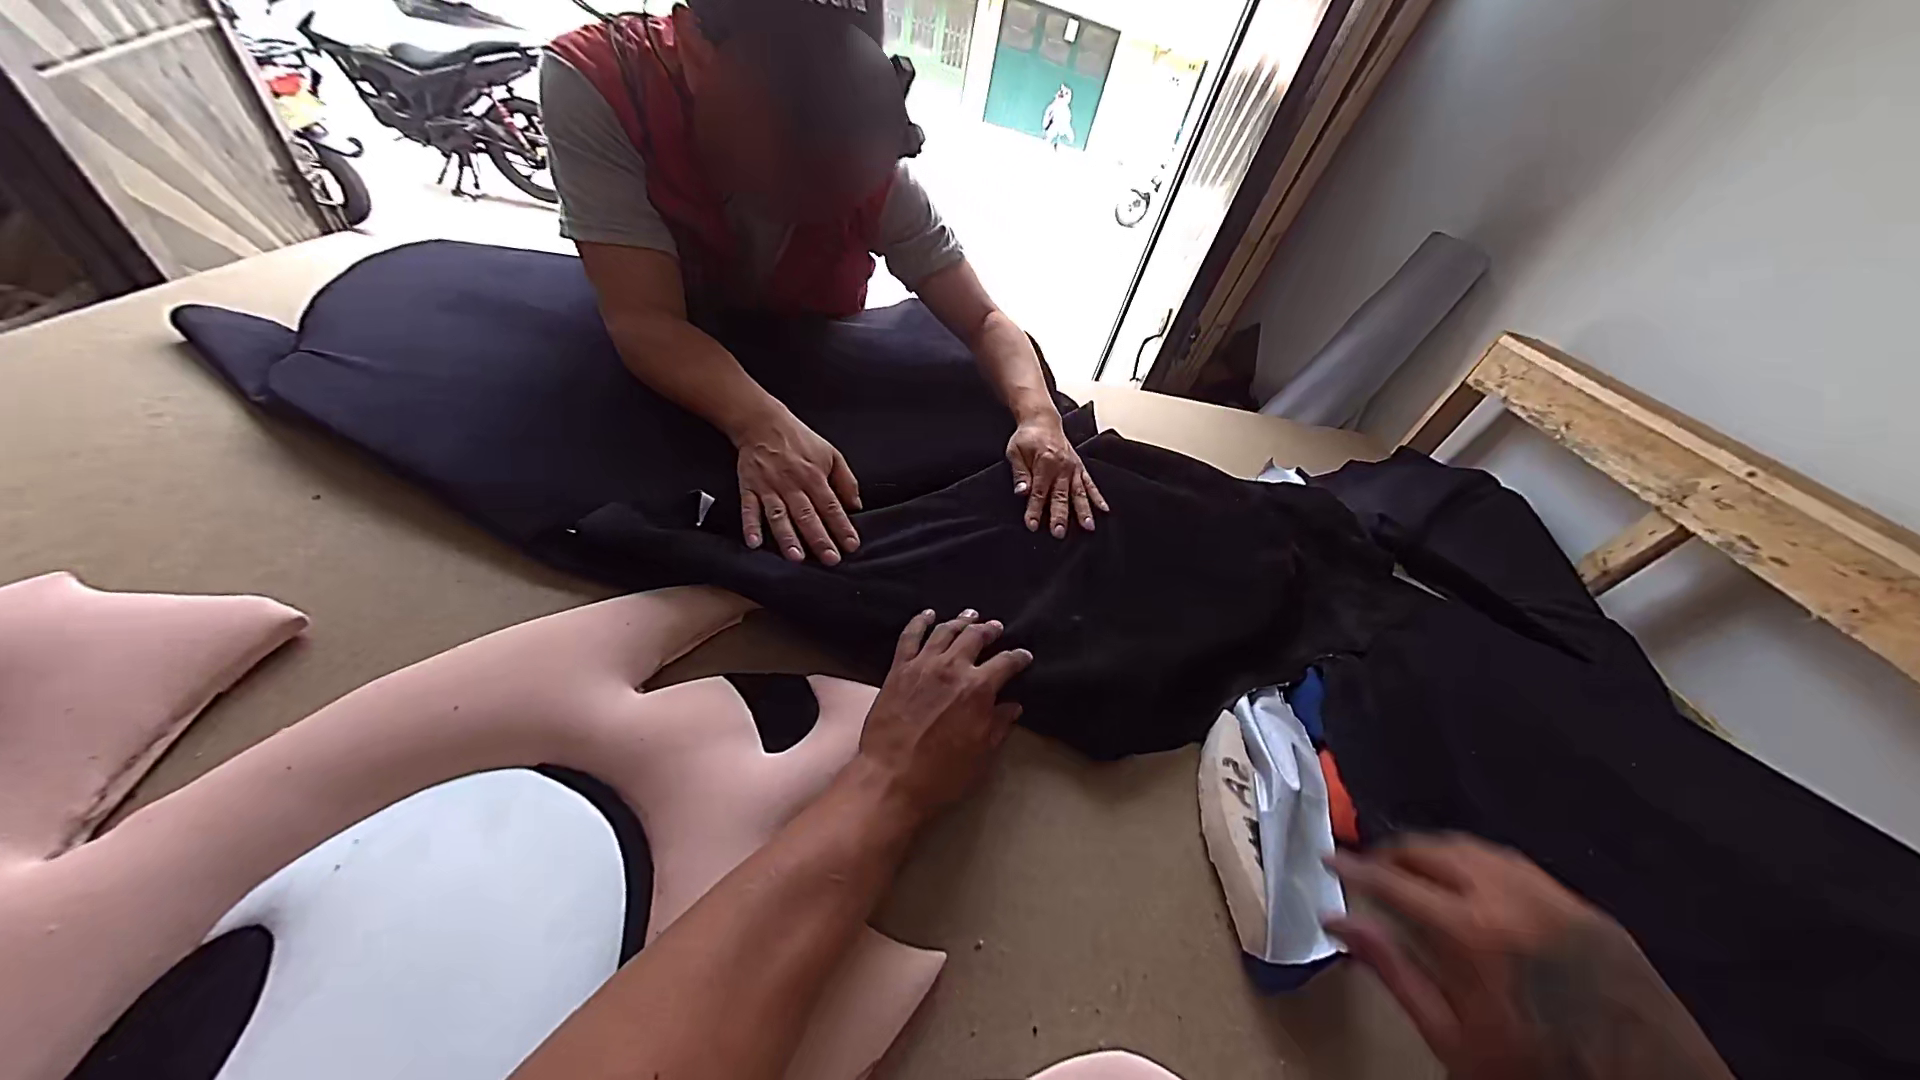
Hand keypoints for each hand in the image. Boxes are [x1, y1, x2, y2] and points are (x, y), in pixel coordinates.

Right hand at [735, 411, 860, 564]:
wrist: (762, 422)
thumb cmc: (799, 439)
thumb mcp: (832, 454)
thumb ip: (846, 481)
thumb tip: (856, 506)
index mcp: (814, 476)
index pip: (832, 507)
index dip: (842, 527)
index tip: (851, 545)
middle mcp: (792, 484)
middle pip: (807, 515)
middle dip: (819, 539)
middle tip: (829, 559)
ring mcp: (769, 487)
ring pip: (779, 516)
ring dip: (787, 537)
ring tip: (796, 557)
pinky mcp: (749, 487)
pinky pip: (749, 509)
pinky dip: (750, 526)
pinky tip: (755, 543)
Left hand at [856, 610, 1032, 822]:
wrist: (891, 777)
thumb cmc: (942, 773)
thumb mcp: (982, 754)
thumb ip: (999, 725)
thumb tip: (1013, 706)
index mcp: (978, 689)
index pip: (1006, 663)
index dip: (1018, 658)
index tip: (1024, 656)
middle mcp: (952, 668)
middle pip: (975, 637)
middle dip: (989, 630)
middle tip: (996, 627)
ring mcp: (923, 665)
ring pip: (945, 631)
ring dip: (960, 621)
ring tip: (970, 615)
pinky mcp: (898, 669)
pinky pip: (910, 637)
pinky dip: (919, 622)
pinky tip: (927, 615)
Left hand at [1007, 412, 1107, 538]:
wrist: (1042, 420)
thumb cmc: (1026, 437)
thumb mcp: (1015, 452)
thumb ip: (1020, 473)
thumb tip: (1021, 492)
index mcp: (1045, 462)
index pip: (1038, 492)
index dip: (1035, 510)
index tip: (1032, 525)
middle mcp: (1062, 467)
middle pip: (1060, 496)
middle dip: (1060, 516)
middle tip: (1059, 533)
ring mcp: (1073, 468)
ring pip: (1079, 493)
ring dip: (1083, 511)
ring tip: (1088, 527)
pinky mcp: (1080, 468)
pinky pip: (1090, 484)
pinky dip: (1097, 497)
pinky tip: (1104, 509)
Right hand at [1327, 834, 1733, 1079]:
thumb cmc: (1537, 1072)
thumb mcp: (1452, 1037)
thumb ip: (1392, 970)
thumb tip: (1337, 921)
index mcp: (1472, 933)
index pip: (1392, 880)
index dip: (1353, 866)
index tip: (1328, 857)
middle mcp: (1510, 899)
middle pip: (1431, 850)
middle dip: (1391, 852)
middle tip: (1369, 867)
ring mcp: (1554, 900)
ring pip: (1474, 848)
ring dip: (1434, 851)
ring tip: (1414, 869)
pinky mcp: (1588, 910)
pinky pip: (1517, 865)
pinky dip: (1479, 862)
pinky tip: (1471, 883)